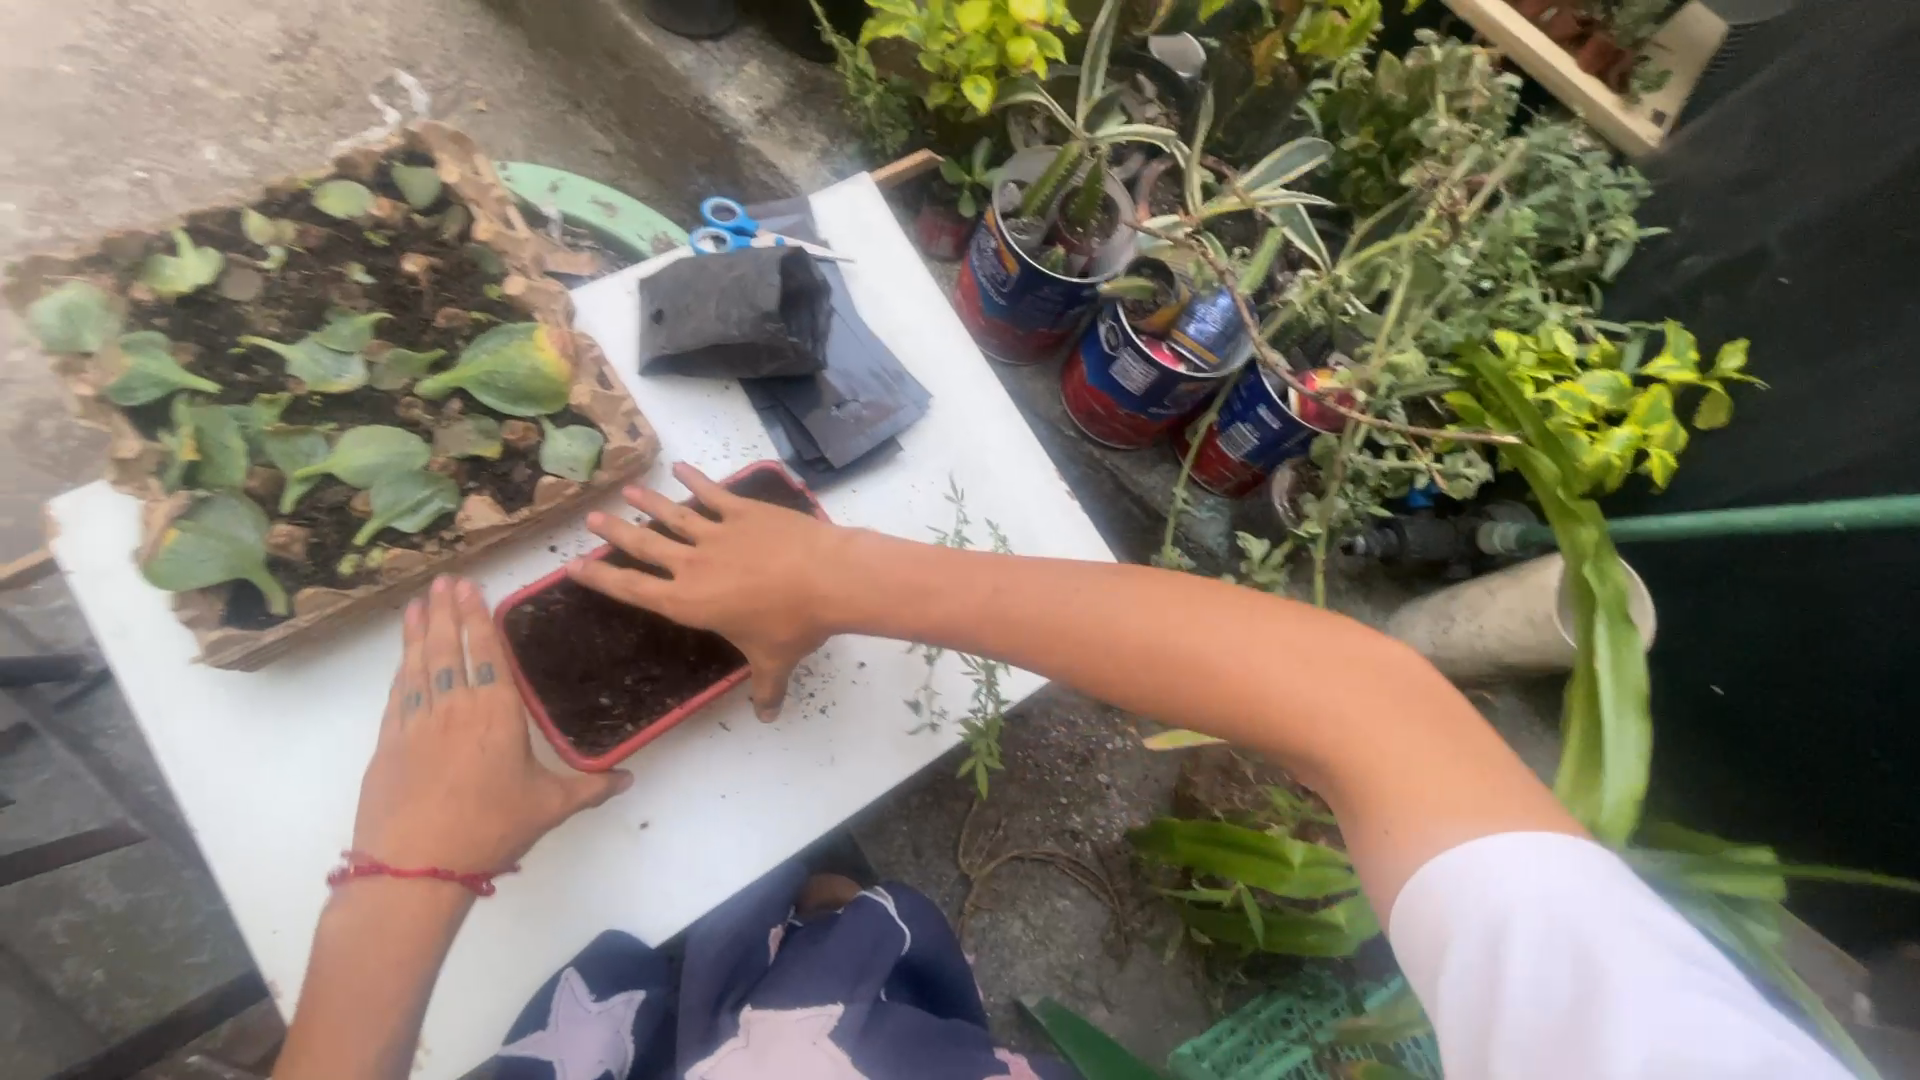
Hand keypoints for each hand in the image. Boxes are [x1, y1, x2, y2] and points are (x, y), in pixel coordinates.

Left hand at [353, 575, 631, 871]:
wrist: (413, 870)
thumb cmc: (491, 828)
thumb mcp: (551, 807)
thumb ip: (591, 787)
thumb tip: (630, 778)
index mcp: (497, 713)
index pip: (487, 654)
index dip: (479, 619)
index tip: (472, 589)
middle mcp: (454, 708)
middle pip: (448, 649)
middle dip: (446, 612)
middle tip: (444, 580)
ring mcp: (415, 724)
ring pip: (417, 666)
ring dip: (417, 632)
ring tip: (417, 603)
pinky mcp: (388, 746)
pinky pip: (397, 695)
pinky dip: (400, 670)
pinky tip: (402, 659)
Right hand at [567, 462, 847, 720]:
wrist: (827, 578)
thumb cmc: (793, 624)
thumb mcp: (774, 662)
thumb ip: (766, 689)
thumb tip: (767, 717)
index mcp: (688, 602)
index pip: (633, 590)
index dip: (601, 578)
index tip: (574, 566)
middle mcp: (693, 564)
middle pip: (644, 546)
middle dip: (616, 532)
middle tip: (591, 518)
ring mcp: (718, 533)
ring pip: (672, 515)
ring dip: (649, 503)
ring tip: (627, 492)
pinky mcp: (745, 511)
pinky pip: (713, 492)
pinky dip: (696, 479)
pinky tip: (681, 467)